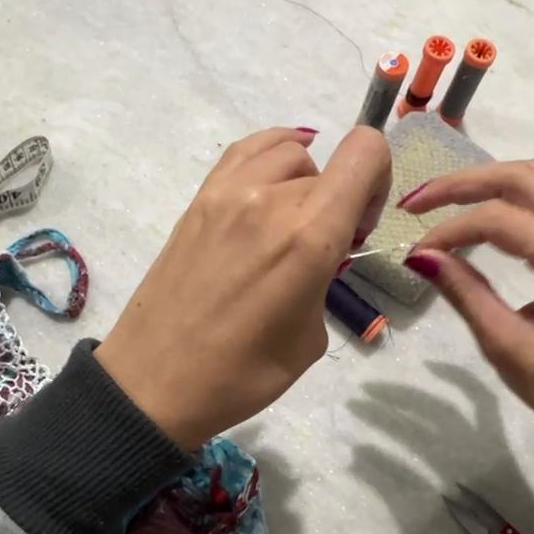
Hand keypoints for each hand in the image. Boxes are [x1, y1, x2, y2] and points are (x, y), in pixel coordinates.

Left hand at [96, 126, 391, 448]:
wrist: (153, 384)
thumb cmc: (240, 377)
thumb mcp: (309, 339)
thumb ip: (323, 281)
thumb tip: (316, 256)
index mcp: (306, 237)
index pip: (364, 153)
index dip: (379, 179)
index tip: (360, 225)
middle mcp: (268, 199)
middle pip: (326, 162)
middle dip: (339, 198)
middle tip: (321, 246)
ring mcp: (226, 193)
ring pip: (286, 150)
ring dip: (302, 177)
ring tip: (290, 220)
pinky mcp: (197, 200)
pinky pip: (244, 153)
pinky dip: (268, 160)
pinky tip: (267, 191)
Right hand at [399, 159, 533, 452]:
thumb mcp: (507, 345)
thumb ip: (465, 293)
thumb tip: (420, 256)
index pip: (502, 219)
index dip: (450, 229)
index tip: (415, 253)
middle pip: (522, 178)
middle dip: (463, 184)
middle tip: (414, 203)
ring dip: (485, 185)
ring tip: (438, 202)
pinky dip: (506, 200)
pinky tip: (474, 217)